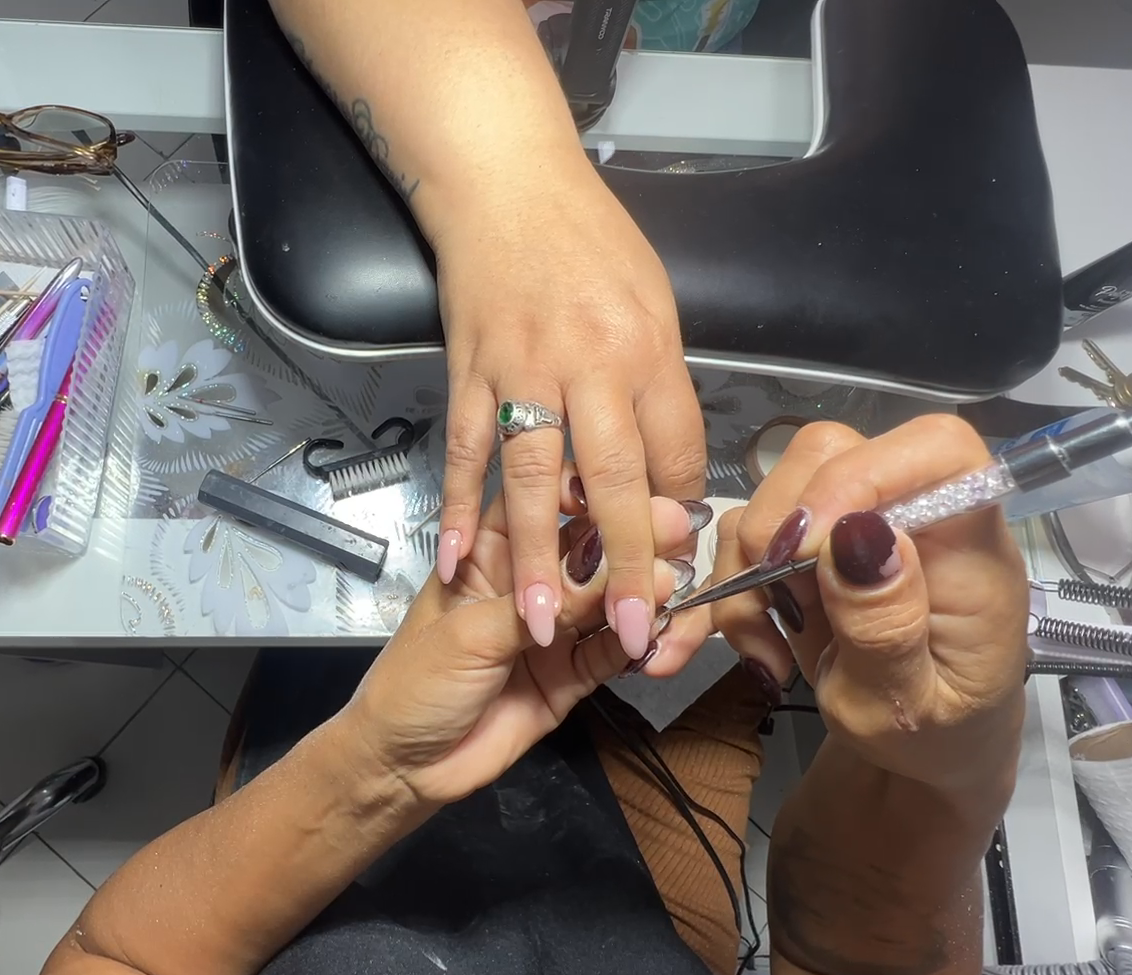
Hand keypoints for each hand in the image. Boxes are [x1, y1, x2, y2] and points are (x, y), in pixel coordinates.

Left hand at [340, 472, 699, 806]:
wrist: (404, 767)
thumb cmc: (416, 683)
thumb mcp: (473, 634)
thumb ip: (545, 606)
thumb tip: (616, 574)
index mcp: (487, 556)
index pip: (537, 505)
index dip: (578, 491)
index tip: (618, 488)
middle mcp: (527, 584)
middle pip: (585, 549)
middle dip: (626, 539)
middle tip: (675, 529)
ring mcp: (552, 630)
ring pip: (607, 600)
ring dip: (638, 592)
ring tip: (670, 585)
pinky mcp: (569, 675)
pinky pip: (611, 653)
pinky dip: (636, 644)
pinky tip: (656, 634)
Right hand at [428, 166, 705, 667]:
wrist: (507, 185)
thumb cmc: (588, 240)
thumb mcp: (652, 301)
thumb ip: (657, 385)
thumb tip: (660, 464)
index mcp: (648, 349)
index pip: (675, 453)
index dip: (678, 515)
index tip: (675, 563)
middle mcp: (590, 366)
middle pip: (615, 481)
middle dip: (626, 564)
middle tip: (631, 632)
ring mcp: (522, 373)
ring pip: (534, 479)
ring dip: (535, 557)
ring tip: (537, 624)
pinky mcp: (468, 376)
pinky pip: (465, 453)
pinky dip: (459, 509)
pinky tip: (454, 560)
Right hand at [653, 416, 1030, 789]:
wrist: (916, 751)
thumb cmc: (934, 737)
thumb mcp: (906, 706)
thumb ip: (886, 626)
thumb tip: (859, 535)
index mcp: (966, 547)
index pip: (935, 450)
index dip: (859, 477)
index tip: (805, 549)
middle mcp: (908, 517)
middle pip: (827, 455)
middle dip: (776, 532)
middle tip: (777, 606)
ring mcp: (850, 528)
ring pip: (771, 495)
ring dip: (745, 572)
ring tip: (766, 641)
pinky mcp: (807, 547)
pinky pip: (742, 537)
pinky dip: (730, 589)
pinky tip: (756, 638)